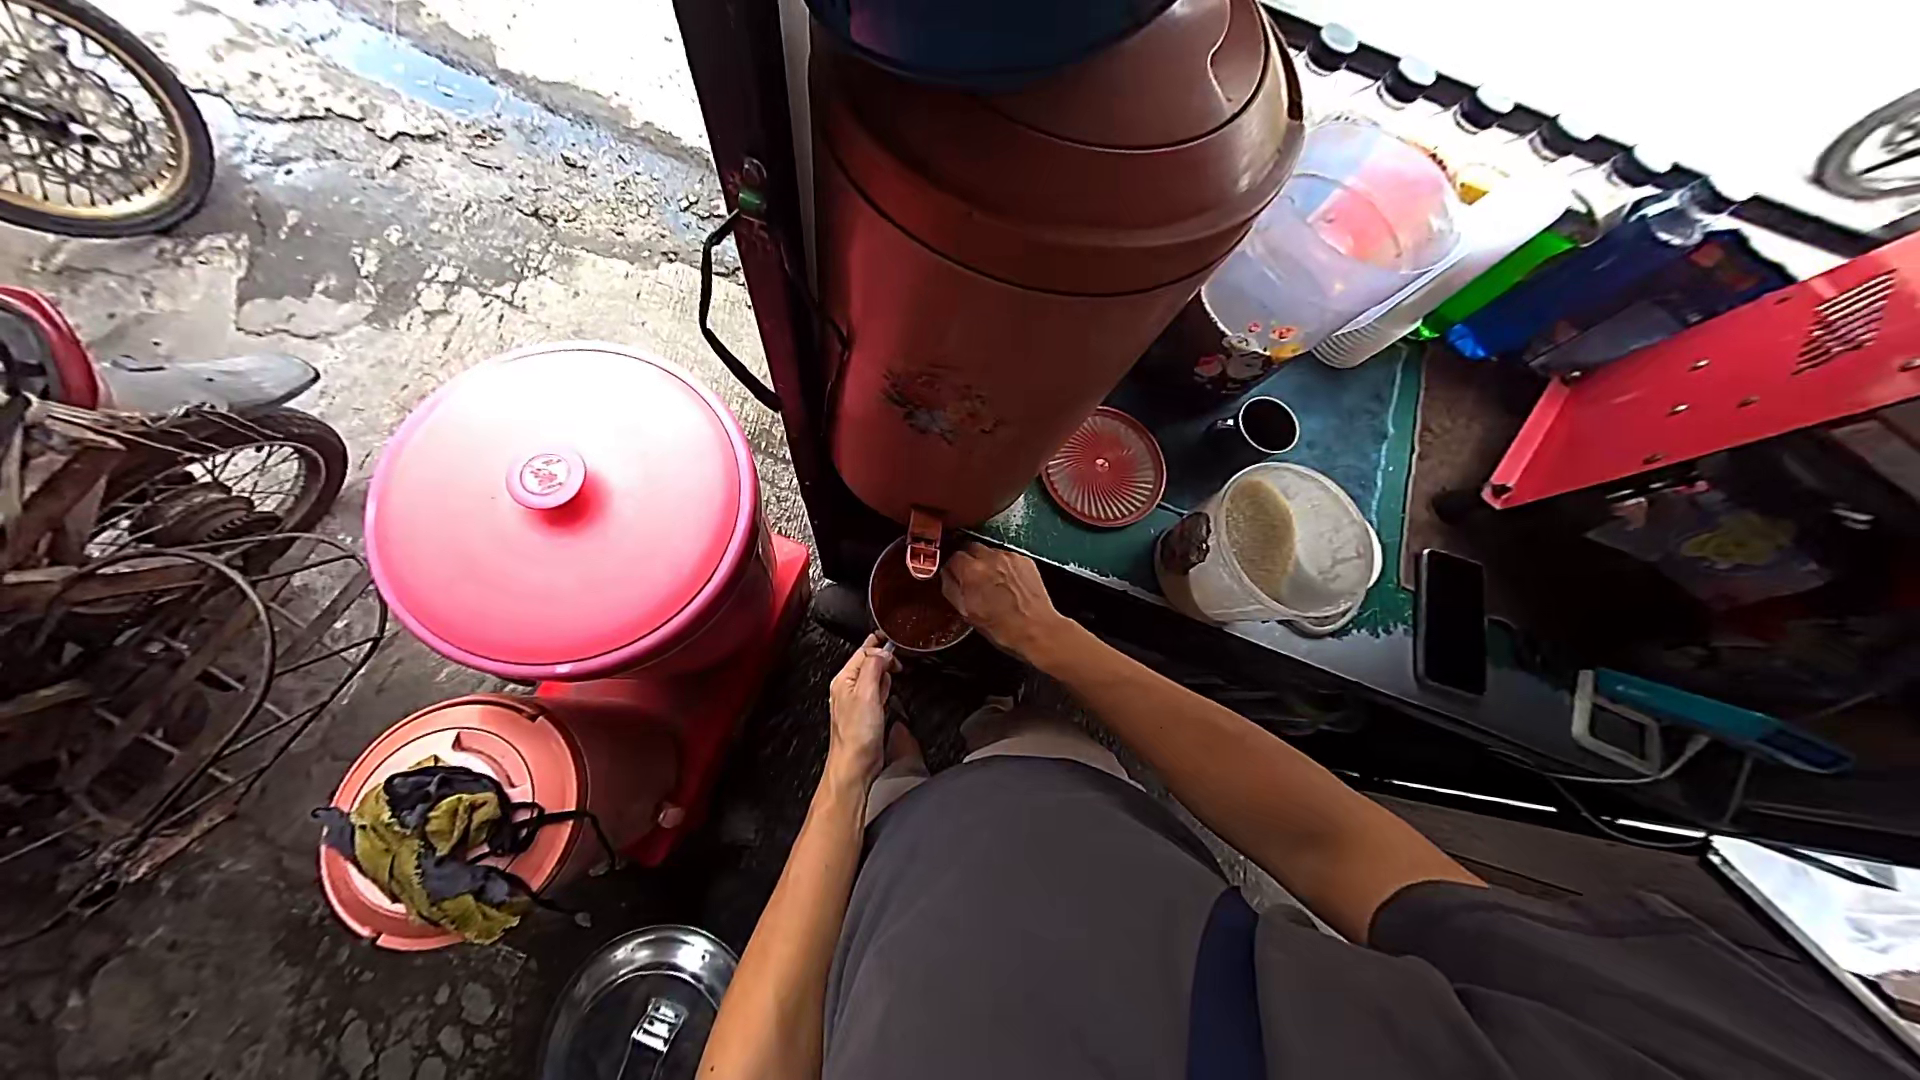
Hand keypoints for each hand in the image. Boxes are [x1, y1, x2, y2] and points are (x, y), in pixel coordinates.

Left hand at [826, 633, 899, 788]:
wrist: (855, 764)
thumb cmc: (856, 735)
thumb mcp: (866, 692)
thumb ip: (874, 667)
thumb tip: (883, 652)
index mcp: (844, 679)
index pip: (863, 651)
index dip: (880, 646)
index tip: (894, 644)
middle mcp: (848, 688)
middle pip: (870, 662)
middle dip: (884, 663)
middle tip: (895, 668)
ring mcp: (856, 700)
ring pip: (875, 677)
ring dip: (885, 679)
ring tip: (887, 690)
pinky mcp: (866, 712)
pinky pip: (878, 693)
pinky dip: (885, 693)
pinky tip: (886, 701)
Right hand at [939, 544, 1073, 663]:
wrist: (1037, 631)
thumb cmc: (1003, 629)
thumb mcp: (967, 613)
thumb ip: (951, 589)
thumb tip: (946, 576)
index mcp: (971, 571)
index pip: (952, 557)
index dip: (952, 568)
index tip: (954, 577)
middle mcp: (990, 558)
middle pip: (970, 548)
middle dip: (968, 561)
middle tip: (971, 578)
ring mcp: (1009, 557)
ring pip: (989, 551)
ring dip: (986, 563)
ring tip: (992, 584)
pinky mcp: (1025, 560)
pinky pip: (1007, 557)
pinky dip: (1003, 566)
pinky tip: (1007, 583)